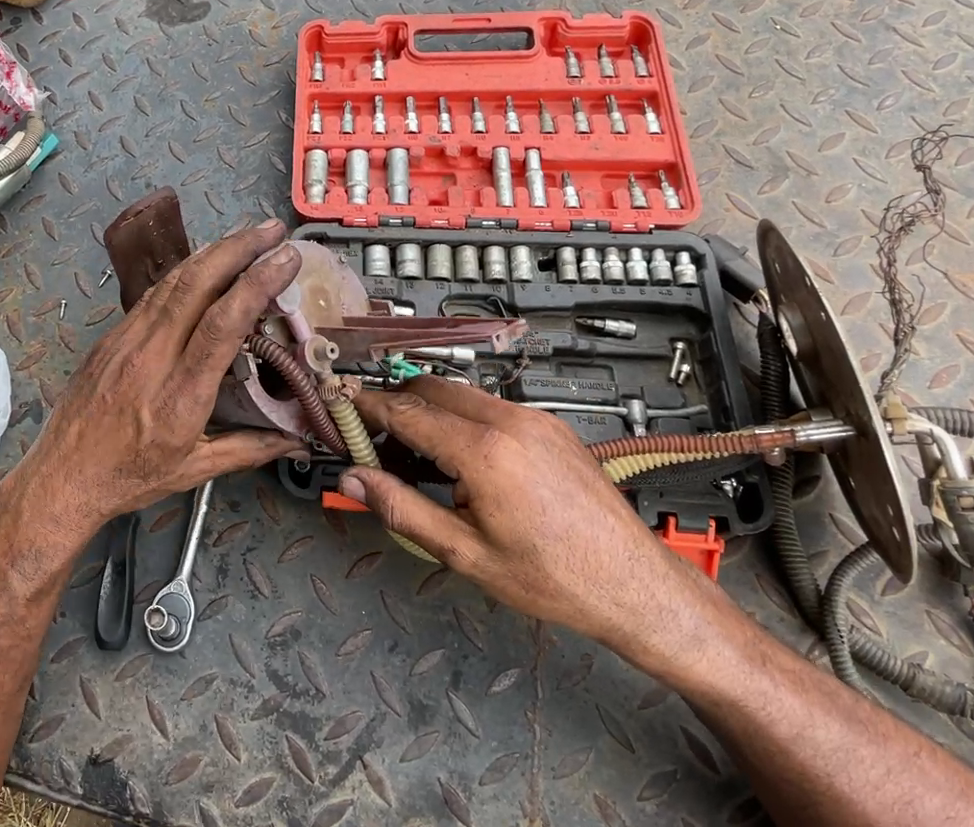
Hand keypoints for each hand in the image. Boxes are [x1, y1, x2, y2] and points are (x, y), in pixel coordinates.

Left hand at [14, 220, 306, 537]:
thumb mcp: (195, 469)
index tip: (284, 260)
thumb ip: (250, 449)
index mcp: (180, 395)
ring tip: (245, 236)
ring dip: (212, 252)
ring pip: (172, 282)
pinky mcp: (111, 338)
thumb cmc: (128, 476)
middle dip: (238, 248)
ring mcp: (126, 342)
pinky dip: (185, 273)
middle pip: (196, 285)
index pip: (221, 324)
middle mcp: (152, 358)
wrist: (62, 476)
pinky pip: (153, 295)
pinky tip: (205, 264)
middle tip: (271, 230)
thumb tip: (296, 442)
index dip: (256, 284)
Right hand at [341, 377, 701, 646]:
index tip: (339, 405)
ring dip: (428, 412)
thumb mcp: (464, 553)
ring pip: (460, 394)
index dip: (366, 407)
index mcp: (485, 452)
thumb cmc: (550, 578)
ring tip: (413, 458)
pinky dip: (460, 419)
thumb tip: (353, 480)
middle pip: (431, 388)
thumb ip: (401, 509)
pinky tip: (457, 461)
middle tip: (372, 441)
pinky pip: (490, 407)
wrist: (634, 584)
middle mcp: (510, 421)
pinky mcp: (551, 427)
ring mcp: (535, 420)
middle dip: (395, 405)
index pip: (407, 411)